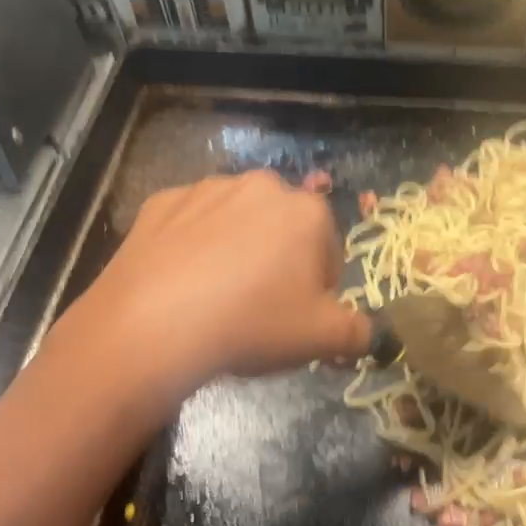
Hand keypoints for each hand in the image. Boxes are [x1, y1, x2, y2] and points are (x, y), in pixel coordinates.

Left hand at [67, 170, 369, 394]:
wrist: (153, 326)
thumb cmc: (252, 325)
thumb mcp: (322, 339)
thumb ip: (359, 332)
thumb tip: (372, 334)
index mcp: (307, 211)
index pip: (331, 249)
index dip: (320, 288)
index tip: (300, 317)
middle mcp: (260, 186)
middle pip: (283, 229)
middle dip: (280, 263)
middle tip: (261, 310)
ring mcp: (206, 189)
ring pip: (237, 223)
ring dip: (238, 252)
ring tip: (219, 300)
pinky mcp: (161, 202)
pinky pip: (191, 226)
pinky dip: (194, 248)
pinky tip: (184, 285)